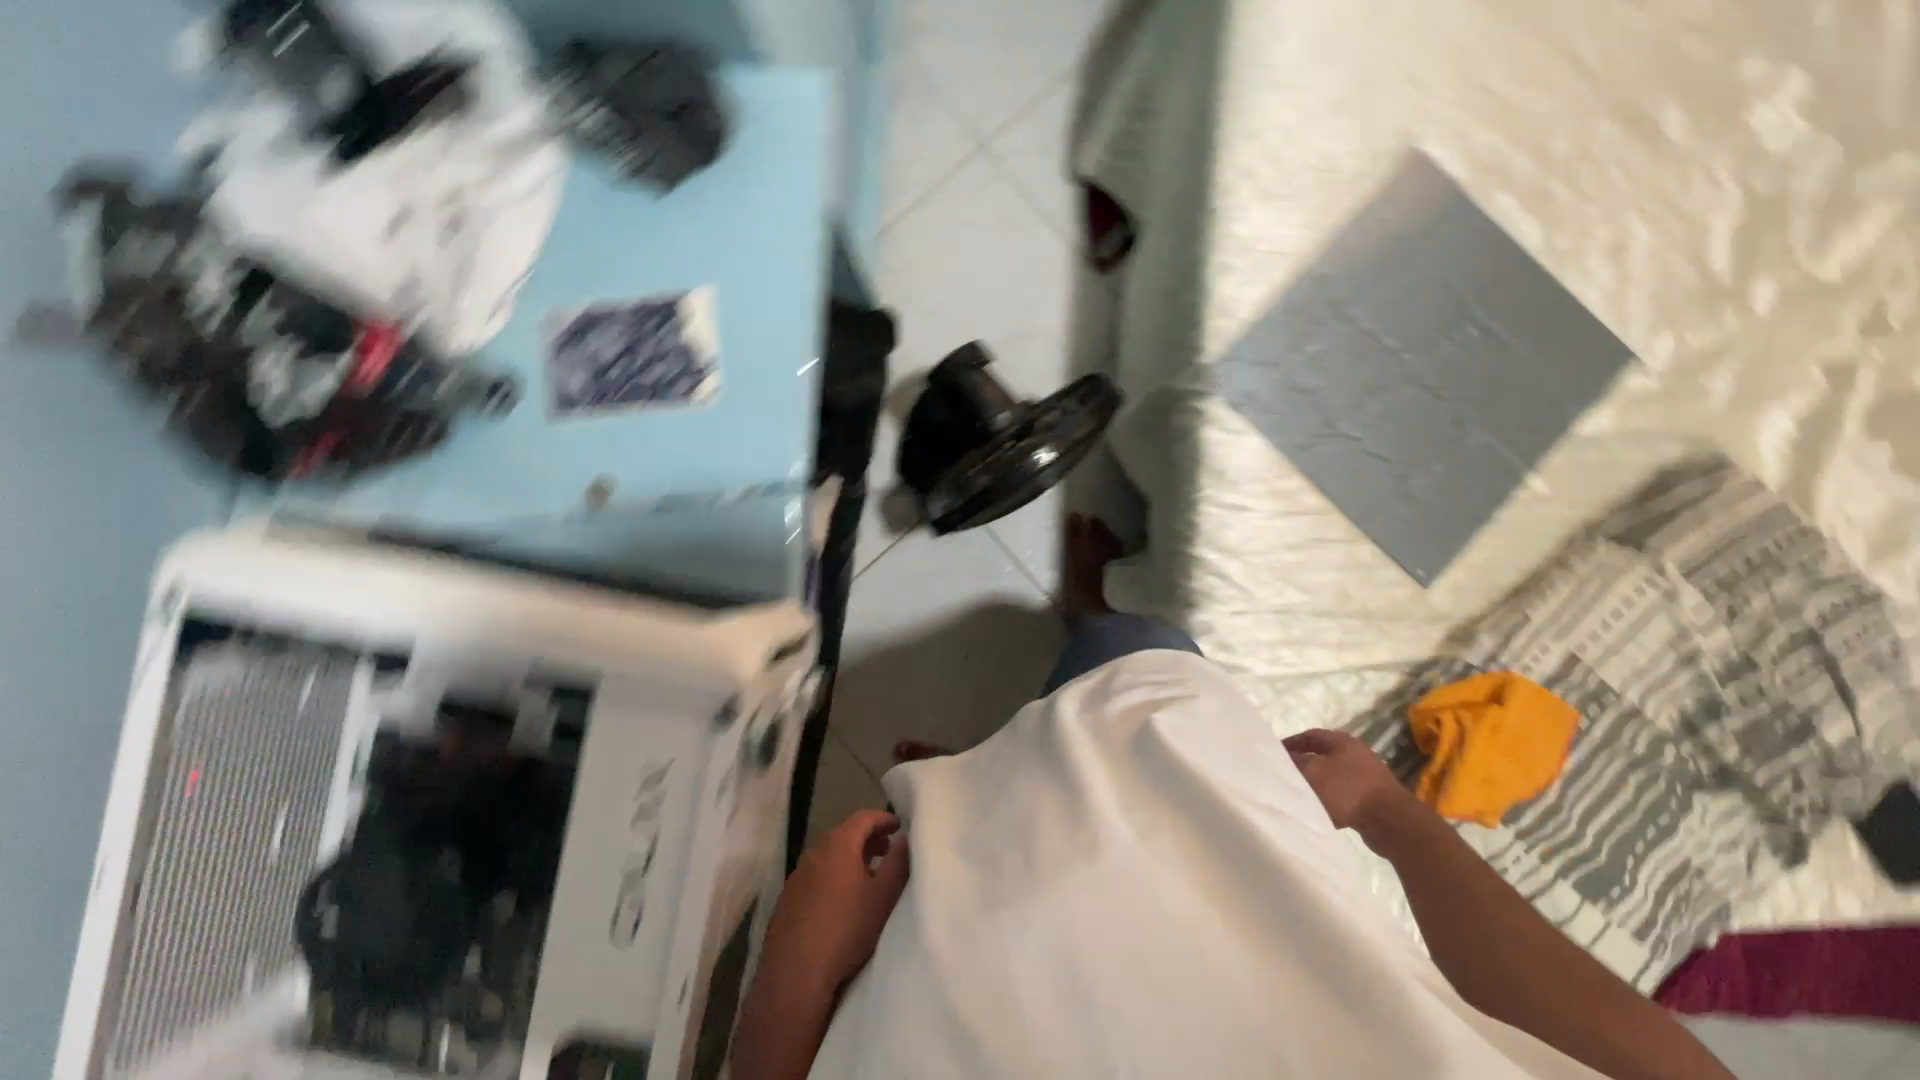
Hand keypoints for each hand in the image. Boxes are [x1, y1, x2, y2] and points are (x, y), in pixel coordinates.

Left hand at [762, 809, 910, 995]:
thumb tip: (905, 839)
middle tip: (887, 850)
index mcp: (837, 846)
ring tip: (868, 875)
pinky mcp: (788, 899)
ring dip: (850, 857)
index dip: (882, 818)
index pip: (862, 818)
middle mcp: (813, 853)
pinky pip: (816, 875)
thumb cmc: (846, 929)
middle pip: (843, 834)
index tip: (898, 826)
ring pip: (828, 856)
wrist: (795, 973)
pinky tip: (841, 899)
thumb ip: (897, 864)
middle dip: (867, 838)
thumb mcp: (882, 897)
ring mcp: (797, 876)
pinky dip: (833, 874)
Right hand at [1281, 728, 1419, 843]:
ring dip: (1315, 784)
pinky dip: (1329, 800)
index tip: (1275, 753)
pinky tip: (1320, 810)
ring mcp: (1367, 777)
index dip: (1292, 743)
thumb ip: (1294, 763)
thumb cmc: (1347, 789)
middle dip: (1302, 765)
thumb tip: (1283, 758)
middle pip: (1322, 756)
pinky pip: (1343, 795)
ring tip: (1299, 794)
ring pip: (1332, 776)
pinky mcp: (1372, 798)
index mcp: (1342, 742)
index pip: (1311, 735)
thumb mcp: (1312, 772)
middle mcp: (1356, 755)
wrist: (1390, 820)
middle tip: (1284, 775)